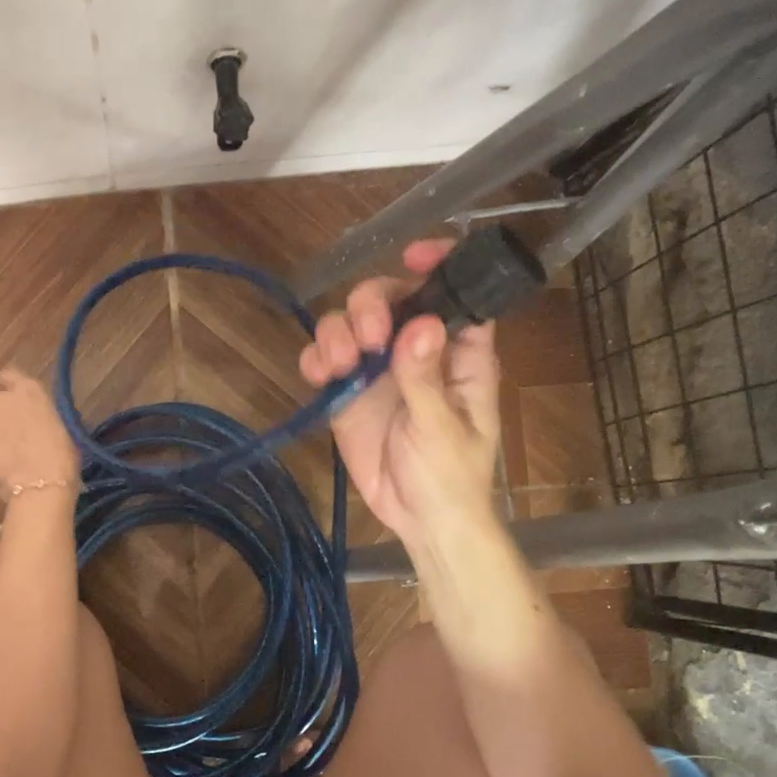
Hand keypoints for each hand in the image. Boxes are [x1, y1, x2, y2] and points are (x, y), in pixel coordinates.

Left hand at [0, 367, 80, 492]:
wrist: (42, 483)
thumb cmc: (63, 456)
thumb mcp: (62, 425)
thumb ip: (44, 413)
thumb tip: (39, 418)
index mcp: (29, 391)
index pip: (11, 375)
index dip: (9, 382)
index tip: (9, 389)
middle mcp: (3, 398)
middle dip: (6, 417)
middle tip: (18, 437)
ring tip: (9, 455)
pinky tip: (0, 466)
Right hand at [298, 239, 501, 548]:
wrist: (419, 520)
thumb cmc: (451, 477)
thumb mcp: (444, 430)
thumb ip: (427, 378)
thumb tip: (420, 324)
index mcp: (459, 353)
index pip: (455, 291)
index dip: (438, 264)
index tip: (411, 256)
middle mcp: (417, 350)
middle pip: (391, 298)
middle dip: (372, 306)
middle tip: (368, 339)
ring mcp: (379, 370)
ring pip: (351, 323)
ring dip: (338, 332)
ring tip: (340, 366)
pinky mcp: (347, 393)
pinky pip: (325, 360)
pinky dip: (316, 358)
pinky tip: (320, 375)